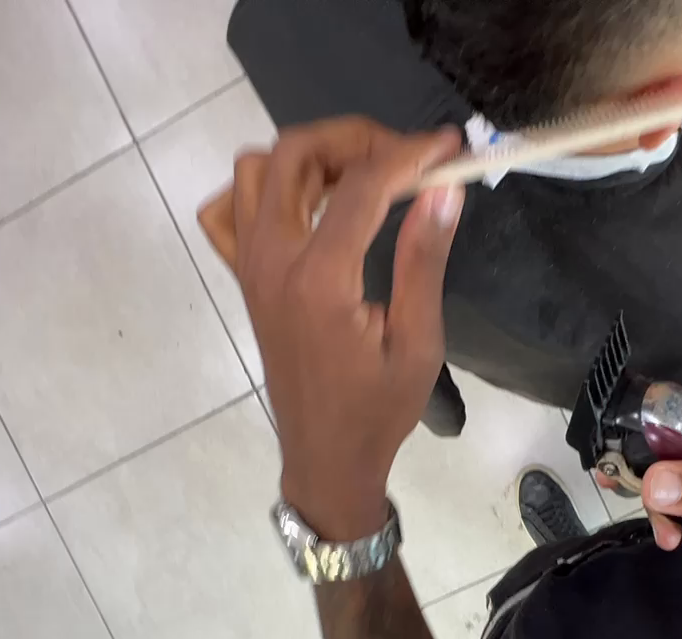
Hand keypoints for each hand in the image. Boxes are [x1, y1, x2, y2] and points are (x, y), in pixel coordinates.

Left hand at [207, 117, 463, 539]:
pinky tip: (302, 207)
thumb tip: (445, 189)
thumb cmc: (378, 410)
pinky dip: (262, 190)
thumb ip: (424, 261)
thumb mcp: (417, 343)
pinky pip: (230, 211)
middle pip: (297, 153)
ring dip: (310, 157)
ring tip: (360, 179)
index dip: (410, 154)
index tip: (450, 148)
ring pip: (259, 170)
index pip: (363, 184)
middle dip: (355, 138)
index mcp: (321, 278)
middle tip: (403, 159)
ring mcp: (250, 267)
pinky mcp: (245, 280)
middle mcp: (273, 259)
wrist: (327, 457)